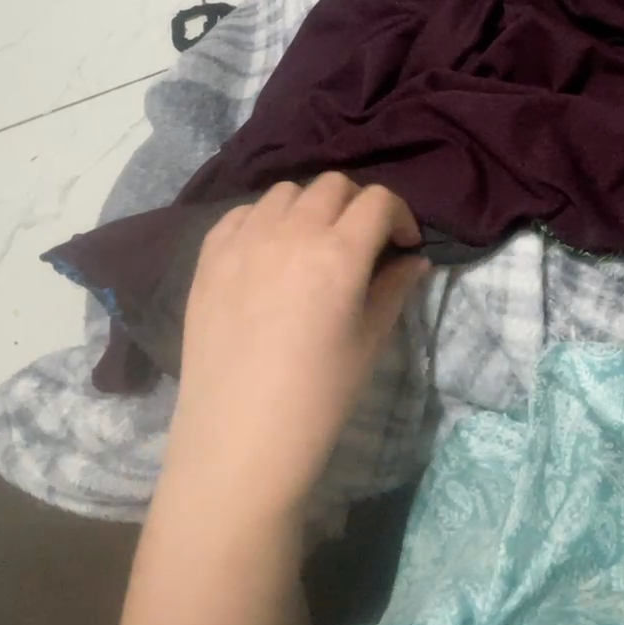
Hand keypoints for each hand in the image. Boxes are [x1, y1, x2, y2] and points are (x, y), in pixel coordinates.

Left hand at [165, 174, 429, 518]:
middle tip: (363, 241)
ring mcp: (243, 242)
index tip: (404, 244)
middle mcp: (290, 234)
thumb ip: (393, 288)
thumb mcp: (369, 341)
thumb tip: (415, 260)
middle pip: (333, 186)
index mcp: (338, 254)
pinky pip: (240, 213)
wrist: (239, 439)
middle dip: (357, 205)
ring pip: (286, 192)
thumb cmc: (318, 397)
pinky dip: (264, 219)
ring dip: (310, 207)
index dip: (399, 215)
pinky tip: (269, 250)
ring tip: (313, 242)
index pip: (377, 201)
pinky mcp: (208, 259)